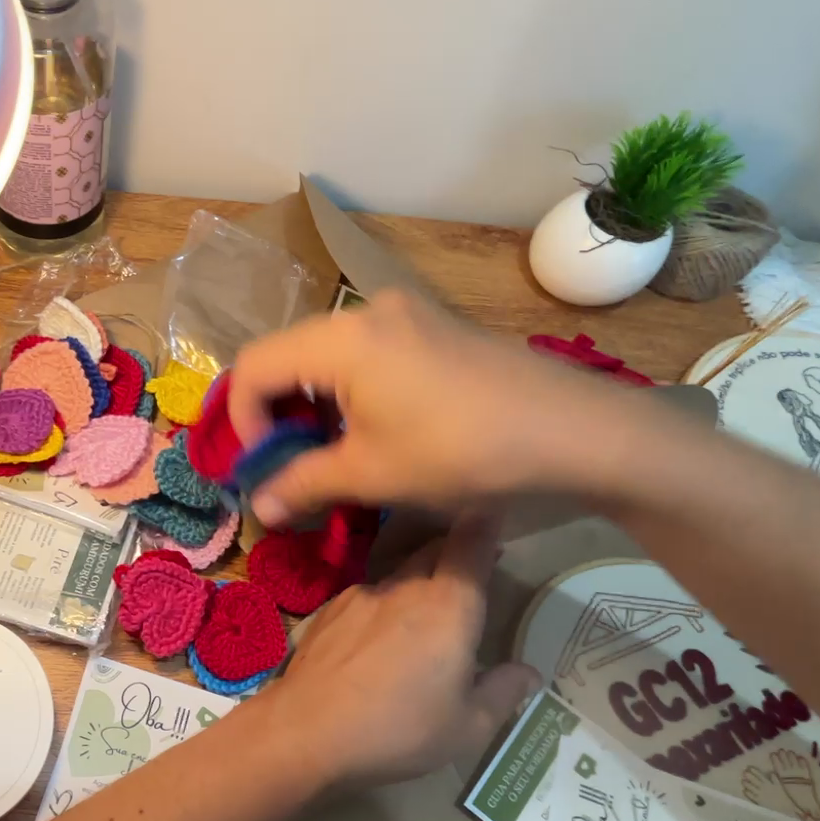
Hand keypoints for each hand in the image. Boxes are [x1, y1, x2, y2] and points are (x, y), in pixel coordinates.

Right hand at [226, 290, 646, 526]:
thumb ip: (302, 485)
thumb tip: (260, 508)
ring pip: (321, 355)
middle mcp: (366, 312)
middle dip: (275, 414)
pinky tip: (369, 430)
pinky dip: (344, 392)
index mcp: (341, 340)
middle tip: (290, 463)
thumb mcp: (371, 475)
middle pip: (284, 356)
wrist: (577, 432)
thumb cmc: (462, 452)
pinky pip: (359, 354)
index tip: (263, 466)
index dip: (242, 421)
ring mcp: (402, 314)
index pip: (252, 367)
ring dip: (310, 405)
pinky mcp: (429, 327)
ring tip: (330, 453)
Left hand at [259, 513, 541, 791]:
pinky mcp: (328, 610)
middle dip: (453, 550)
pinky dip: (381, 603)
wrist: (305, 728)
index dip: (484, 528)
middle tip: (470, 568)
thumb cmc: (398, 729)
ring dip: (415, 580)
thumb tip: (529, 672)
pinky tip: (378, 634)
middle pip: (432, 551)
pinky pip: (366, 595)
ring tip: (424, 608)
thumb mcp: (467, 727)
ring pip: (396, 573)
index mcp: (448, 606)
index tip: (493, 518)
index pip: (471, 545)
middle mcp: (403, 587)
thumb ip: (502, 692)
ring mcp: (359, 595)